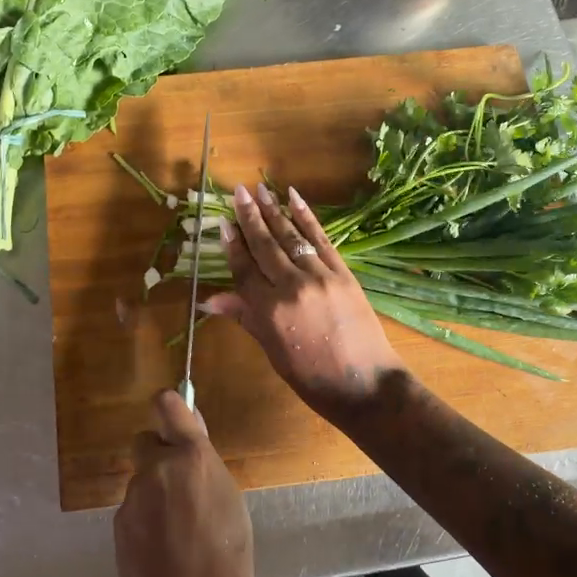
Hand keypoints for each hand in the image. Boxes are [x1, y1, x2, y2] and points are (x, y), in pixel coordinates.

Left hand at [114, 389, 253, 576]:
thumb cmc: (227, 554)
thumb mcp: (229, 499)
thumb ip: (205, 460)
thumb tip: (192, 428)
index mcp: (191, 457)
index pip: (167, 405)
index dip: (170, 406)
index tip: (172, 410)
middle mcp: (157, 468)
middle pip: (146, 441)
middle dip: (158, 456)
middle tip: (177, 485)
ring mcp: (133, 496)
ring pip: (140, 480)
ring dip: (153, 493)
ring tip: (174, 527)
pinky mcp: (119, 522)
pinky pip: (132, 509)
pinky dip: (143, 520)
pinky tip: (160, 545)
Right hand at [206, 184, 406, 417]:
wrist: (365, 386)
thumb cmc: (312, 378)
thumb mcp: (273, 351)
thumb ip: (245, 318)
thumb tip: (210, 300)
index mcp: (269, 312)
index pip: (244, 270)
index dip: (233, 245)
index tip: (223, 222)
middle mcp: (291, 287)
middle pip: (265, 245)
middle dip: (249, 216)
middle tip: (239, 192)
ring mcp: (319, 277)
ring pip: (290, 237)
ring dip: (273, 210)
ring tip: (260, 189)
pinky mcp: (342, 273)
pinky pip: (320, 238)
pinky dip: (306, 216)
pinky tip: (294, 198)